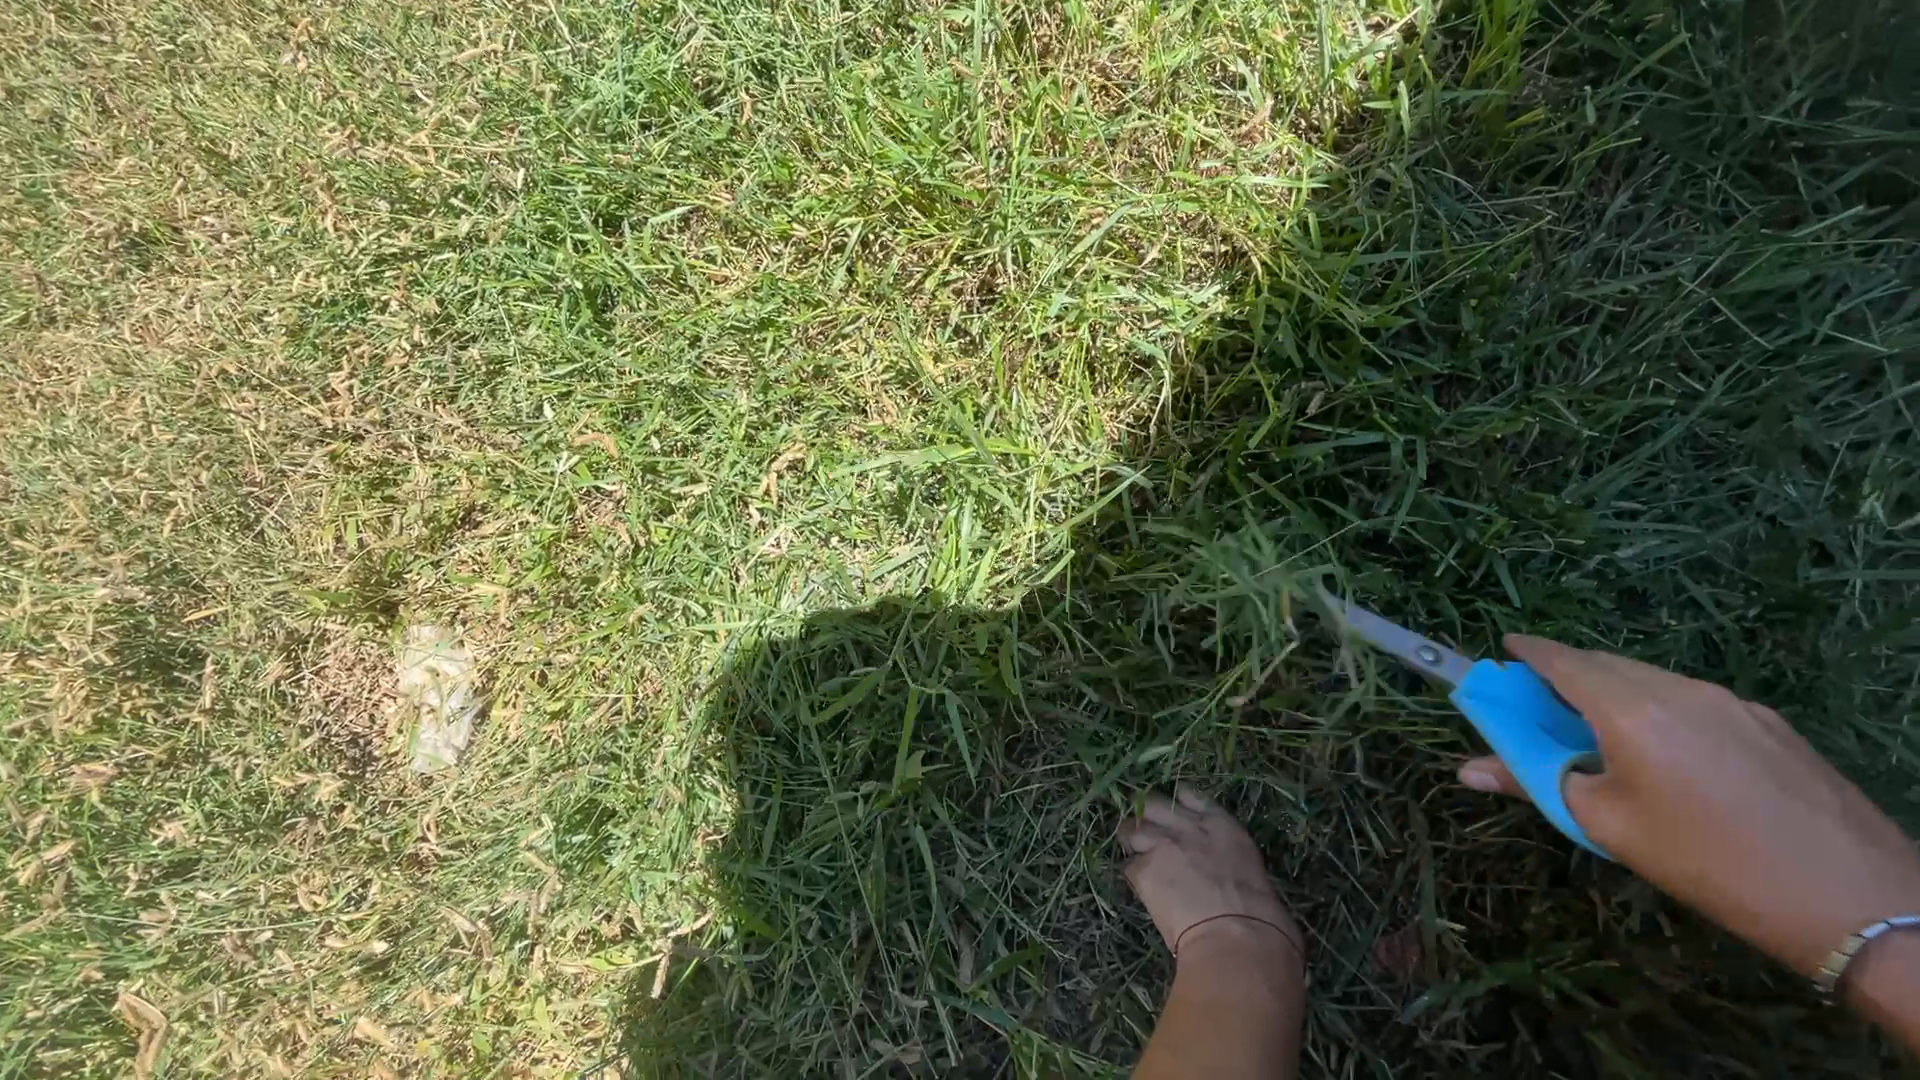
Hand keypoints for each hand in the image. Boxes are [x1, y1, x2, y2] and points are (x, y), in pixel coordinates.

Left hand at [1118, 785, 1302, 962]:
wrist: (1239, 938)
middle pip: (1152, 804)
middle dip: (1145, 815)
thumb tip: (1220, 874)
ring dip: (1132, 844)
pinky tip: (1143, 893)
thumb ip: (1226, 859)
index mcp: (1223, 827)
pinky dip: (1134, 878)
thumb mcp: (1250, 872)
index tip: (1171, 808)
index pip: (1192, 797)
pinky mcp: (1144, 869)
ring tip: (1137, 861)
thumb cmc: (1261, 917)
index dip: (1177, 802)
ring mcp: (1163, 845)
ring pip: (1131, 831)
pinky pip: (1129, 868)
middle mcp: (1188, 828)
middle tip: (1144, 833)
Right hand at [1459, 634, 1919, 977]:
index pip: (1564, 661)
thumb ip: (1533, 783)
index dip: (1529, 651)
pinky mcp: (1771, 724)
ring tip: (1599, 731)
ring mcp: (1733, 704)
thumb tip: (1465, 770)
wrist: (1858, 904)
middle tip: (1541, 700)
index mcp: (1631, 711)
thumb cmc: (1707, 862)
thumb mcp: (1606, 825)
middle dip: (1567, 672)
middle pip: (1607, 664)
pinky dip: (1658, 706)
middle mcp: (1681, 691)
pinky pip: (1694, 699)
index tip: (1504, 648)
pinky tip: (1665, 752)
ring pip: (1652, 679)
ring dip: (1613, 690)